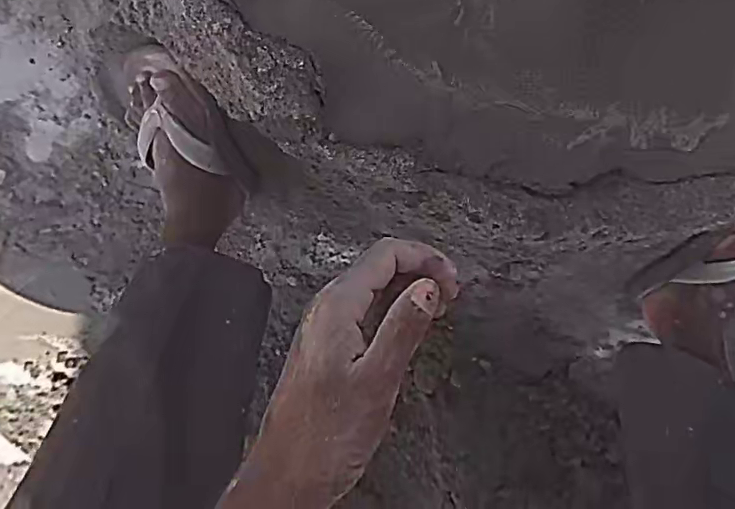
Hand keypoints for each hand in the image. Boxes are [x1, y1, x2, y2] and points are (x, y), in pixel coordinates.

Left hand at [220, 239, 460, 508]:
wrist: (284, 480)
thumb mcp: (375, 382)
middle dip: (420, 268)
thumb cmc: (323, 440)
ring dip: (409, 286)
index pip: (386, 253)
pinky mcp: (327, 344)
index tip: (450, 276)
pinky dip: (394, 306)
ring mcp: (325, 324)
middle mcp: (327, 306)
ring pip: (374, 285)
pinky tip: (408, 326)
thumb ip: (403, 328)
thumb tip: (427, 287)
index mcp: (338, 305)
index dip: (424, 256)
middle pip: (380, 264)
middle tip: (450, 290)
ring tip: (437, 304)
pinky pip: (365, 307)